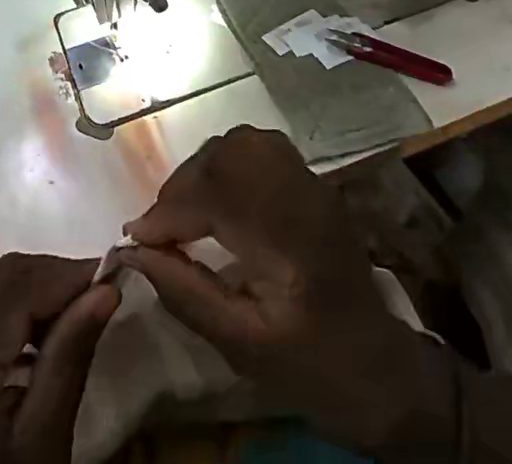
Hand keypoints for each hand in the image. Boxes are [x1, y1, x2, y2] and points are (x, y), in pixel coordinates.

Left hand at [0, 253, 121, 463]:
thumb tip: (104, 290)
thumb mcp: (44, 437)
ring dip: (42, 292)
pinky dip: (24, 312)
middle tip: (104, 291)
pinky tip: (55, 330)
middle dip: (54, 278)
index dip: (63, 274)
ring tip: (86, 309)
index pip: (11, 290)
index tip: (112, 276)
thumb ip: (69, 357)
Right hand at [119, 126, 448, 454]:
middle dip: (182, 187)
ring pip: (242, 144)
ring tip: (188, 208)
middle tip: (163, 226)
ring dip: (204, 170)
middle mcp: (305, 202)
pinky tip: (219, 197)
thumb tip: (131, 250)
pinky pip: (259, 149)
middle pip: (228, 157)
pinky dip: (227, 164)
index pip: (215, 201)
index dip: (167, 215)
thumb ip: (182, 292)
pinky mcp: (313, 184)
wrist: (380, 368)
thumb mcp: (240, 343)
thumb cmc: (309, 364)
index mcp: (291, 246)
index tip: (137, 238)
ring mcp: (314, 186)